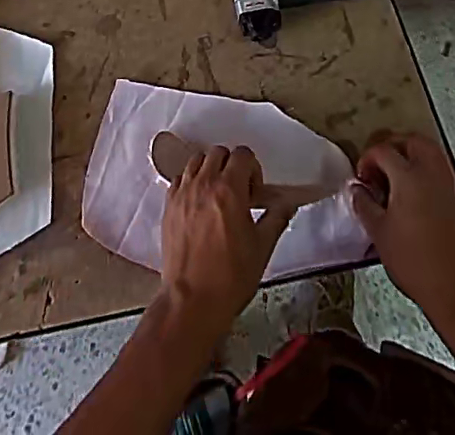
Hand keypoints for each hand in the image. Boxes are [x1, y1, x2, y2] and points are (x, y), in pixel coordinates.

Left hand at [159, 145, 293, 330]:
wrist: (192, 302)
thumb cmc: (229, 277)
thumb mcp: (262, 247)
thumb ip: (276, 218)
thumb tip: (286, 205)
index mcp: (229, 190)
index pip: (242, 155)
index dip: (252, 168)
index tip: (254, 191)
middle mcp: (204, 185)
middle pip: (218, 152)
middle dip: (231, 165)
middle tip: (238, 190)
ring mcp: (183, 195)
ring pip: (196, 161)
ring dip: (209, 169)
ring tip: (217, 193)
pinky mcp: (168, 208)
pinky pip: (178, 180)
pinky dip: (189, 182)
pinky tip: (198, 203)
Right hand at [349, 133, 454, 321]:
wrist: (447, 285)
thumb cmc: (411, 259)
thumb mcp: (378, 231)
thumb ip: (364, 204)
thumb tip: (356, 189)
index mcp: (408, 177)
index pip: (384, 151)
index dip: (367, 159)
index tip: (361, 176)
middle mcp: (430, 173)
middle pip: (412, 141)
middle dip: (392, 146)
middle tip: (378, 165)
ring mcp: (446, 184)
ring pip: (430, 151)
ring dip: (411, 154)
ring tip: (394, 174)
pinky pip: (439, 168)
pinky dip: (424, 168)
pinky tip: (412, 190)